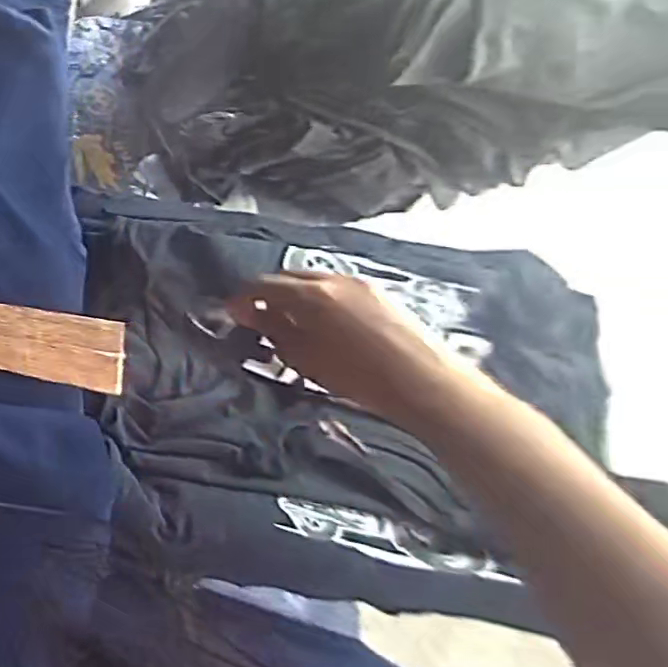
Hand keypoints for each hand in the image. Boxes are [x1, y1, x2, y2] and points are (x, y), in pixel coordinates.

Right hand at [226, 271, 484, 427]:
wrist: (435, 390)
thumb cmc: (359, 376)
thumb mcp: (302, 355)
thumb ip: (270, 328)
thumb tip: (246, 312)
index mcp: (309, 292)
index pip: (260, 285)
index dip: (241, 299)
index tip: (232, 315)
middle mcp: (334, 279)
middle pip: (288, 277)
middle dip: (269, 293)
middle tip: (260, 316)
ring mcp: (363, 286)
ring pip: (315, 281)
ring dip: (297, 295)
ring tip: (293, 319)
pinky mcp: (385, 297)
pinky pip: (339, 290)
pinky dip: (323, 300)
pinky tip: (326, 323)